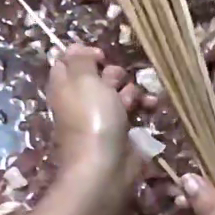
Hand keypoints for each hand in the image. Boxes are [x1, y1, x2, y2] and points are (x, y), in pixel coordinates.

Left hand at [47, 45, 142, 189]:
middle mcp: (80, 100)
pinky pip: (133, 109)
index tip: (99, 57)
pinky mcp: (120, 129)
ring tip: (131, 100)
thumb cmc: (91, 118)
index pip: (67, 62)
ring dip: (131, 90)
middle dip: (112, 74)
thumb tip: (74, 49)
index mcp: (64, 87)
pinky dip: (143, 106)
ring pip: (119, 91)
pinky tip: (151, 107)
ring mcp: (100, 116)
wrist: (104, 166)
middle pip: (98, 75)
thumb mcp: (82, 80)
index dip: (83, 55)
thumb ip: (78, 60)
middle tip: (115, 83)